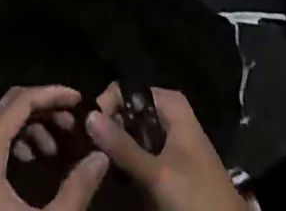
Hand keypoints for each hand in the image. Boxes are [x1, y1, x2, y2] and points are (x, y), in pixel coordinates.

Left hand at [0, 86, 108, 210]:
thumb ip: (77, 188)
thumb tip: (102, 155)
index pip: (21, 101)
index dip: (53, 94)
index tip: (82, 100)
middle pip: (10, 105)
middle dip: (46, 107)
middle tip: (76, 120)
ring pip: (3, 122)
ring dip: (35, 124)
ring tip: (63, 144)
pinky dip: (22, 140)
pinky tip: (42, 158)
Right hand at [85, 85, 248, 210]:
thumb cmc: (196, 196)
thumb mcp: (157, 174)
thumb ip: (124, 147)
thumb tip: (89, 115)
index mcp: (172, 106)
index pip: (129, 90)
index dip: (108, 105)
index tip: (90, 129)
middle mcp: (169, 116)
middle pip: (130, 111)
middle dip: (110, 127)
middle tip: (90, 150)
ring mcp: (169, 141)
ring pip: (133, 134)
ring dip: (116, 148)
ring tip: (98, 163)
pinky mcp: (168, 164)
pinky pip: (140, 154)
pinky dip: (126, 162)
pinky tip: (114, 176)